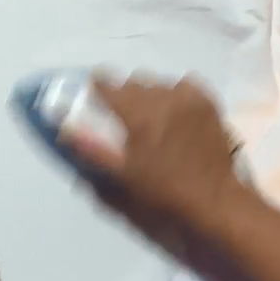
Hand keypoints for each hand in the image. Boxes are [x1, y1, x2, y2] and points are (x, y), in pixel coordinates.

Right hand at [65, 77, 258, 233]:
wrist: (214, 199)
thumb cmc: (164, 192)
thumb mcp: (124, 175)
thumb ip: (93, 149)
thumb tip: (64, 130)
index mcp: (139, 113)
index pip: (108, 84)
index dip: (97, 86)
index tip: (92, 93)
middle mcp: (163, 97)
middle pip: (134, 81)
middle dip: (124, 94)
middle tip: (123, 117)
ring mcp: (189, 97)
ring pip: (159, 82)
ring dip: (150, 94)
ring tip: (151, 117)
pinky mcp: (208, 102)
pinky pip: (184, 85)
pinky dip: (175, 94)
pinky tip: (175, 112)